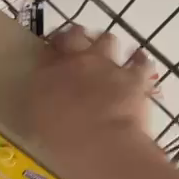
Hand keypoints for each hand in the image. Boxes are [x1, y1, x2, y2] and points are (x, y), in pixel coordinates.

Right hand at [23, 25, 160, 178]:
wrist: (102, 143)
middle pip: (74, 35)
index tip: (51, 55)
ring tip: (107, 53)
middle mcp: (75, 62)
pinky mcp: (134, 76)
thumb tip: (46, 101)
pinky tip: (138, 61)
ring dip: (105, 44)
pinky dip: (139, 60)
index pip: (45, 50)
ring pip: (106, 39)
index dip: (50, 49)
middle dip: (75, 37)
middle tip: (76, 46)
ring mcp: (106, 65)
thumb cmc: (62, 140)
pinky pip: (140, 60)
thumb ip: (43, 105)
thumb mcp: (39, 122)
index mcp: (47, 73)